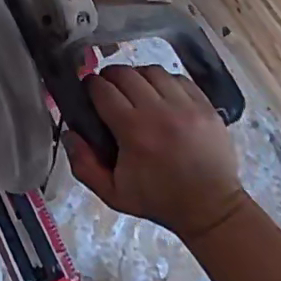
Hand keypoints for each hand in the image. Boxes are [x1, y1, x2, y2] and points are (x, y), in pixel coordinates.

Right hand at [65, 65, 246, 240]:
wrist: (210, 208)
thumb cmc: (158, 200)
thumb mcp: (112, 193)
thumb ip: (83, 165)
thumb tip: (70, 132)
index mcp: (134, 131)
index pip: (103, 89)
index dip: (90, 86)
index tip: (88, 91)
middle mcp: (160, 112)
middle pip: (126, 73)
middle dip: (110, 77)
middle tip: (107, 89)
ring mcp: (186, 106)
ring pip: (152, 71)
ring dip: (137, 76)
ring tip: (134, 90)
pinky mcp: (206, 106)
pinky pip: (178, 78)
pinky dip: (164, 81)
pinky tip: (160, 94)